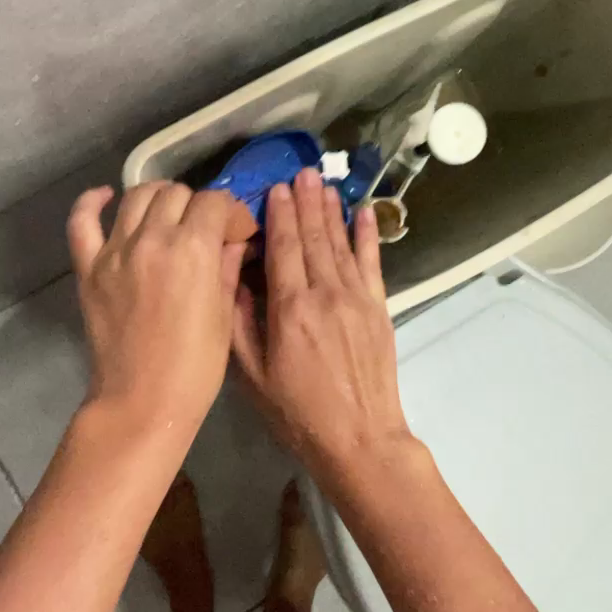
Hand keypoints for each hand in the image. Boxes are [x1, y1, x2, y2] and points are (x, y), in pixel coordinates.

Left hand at [68, 182, 252, 423]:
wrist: (143, 402)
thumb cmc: (196, 366)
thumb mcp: (224, 313)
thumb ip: (228, 265)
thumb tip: (233, 239)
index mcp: (193, 249)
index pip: (214, 202)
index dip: (230, 213)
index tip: (236, 233)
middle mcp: (153, 239)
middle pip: (177, 193)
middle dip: (198, 206)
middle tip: (204, 232)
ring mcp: (115, 251)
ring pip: (137, 196)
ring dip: (158, 199)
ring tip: (168, 217)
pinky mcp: (89, 267)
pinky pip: (82, 220)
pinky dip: (92, 202)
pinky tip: (107, 197)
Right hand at [231, 169, 412, 476]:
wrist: (359, 440)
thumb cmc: (297, 412)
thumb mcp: (253, 375)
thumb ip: (240, 323)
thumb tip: (232, 278)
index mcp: (290, 308)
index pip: (283, 248)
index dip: (280, 215)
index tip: (276, 188)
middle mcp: (325, 294)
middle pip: (313, 238)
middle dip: (305, 203)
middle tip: (301, 172)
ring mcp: (356, 299)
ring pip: (341, 244)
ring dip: (331, 212)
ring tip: (323, 184)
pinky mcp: (378, 309)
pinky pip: (372, 264)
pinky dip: (368, 236)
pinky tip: (363, 213)